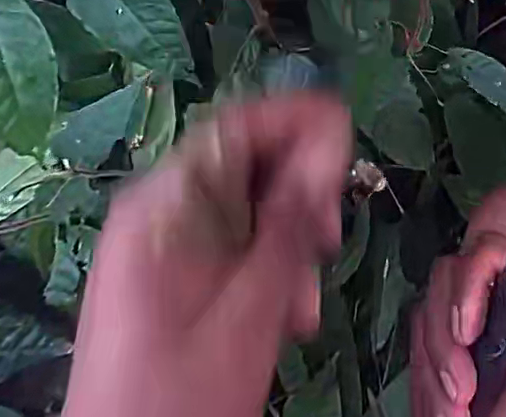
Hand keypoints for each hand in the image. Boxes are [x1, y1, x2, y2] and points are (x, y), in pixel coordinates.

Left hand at [63, 93, 353, 416]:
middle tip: (332, 233)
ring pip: (249, 203)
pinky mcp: (175, 271)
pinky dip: (272, 261)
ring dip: (292, 236)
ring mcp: (164, 240)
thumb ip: (291, 220)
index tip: (346, 131)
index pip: (236, 125)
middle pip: (247, 162)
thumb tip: (330, 146)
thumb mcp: (248, 308)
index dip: (295, 116)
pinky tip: (290, 308)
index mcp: (160, 203)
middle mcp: (159, 208)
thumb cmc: (178, 400)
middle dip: (301, 191)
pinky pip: (236, 238)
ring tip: (308, 294)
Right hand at [410, 230, 505, 416]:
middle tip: (458, 397)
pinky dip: (424, 386)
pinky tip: (439, 415)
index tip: (465, 331)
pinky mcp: (455, 359)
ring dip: (429, 367)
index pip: (495, 256)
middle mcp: (505, 312)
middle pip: (451, 277)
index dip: (473, 279)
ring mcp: (478, 335)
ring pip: (429, 314)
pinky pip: (422, 351)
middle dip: (442, 337)